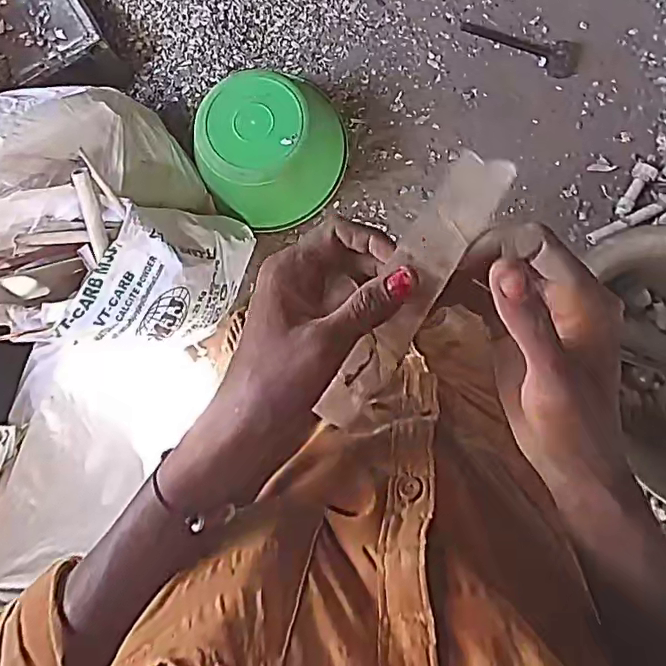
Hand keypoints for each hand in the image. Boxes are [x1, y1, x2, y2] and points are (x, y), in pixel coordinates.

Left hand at [161, 218, 412, 509]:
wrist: (246, 433)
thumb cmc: (277, 381)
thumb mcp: (326, 341)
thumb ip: (367, 306)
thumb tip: (408, 275)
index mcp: (289, 268)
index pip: (336, 232)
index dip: (372, 240)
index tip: (403, 264)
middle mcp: (295, 278)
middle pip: (346, 255)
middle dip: (381, 267)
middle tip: (418, 287)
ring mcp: (303, 304)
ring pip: (349, 282)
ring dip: (379, 291)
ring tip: (415, 306)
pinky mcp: (311, 330)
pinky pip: (345, 308)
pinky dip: (370, 312)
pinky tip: (396, 326)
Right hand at [456, 223, 631, 499]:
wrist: (577, 474)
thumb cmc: (574, 433)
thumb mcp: (549, 377)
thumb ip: (527, 321)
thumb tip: (504, 269)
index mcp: (583, 298)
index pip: (536, 242)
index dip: (496, 244)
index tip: (458, 262)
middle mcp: (564, 296)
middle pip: (514, 250)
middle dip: (473, 254)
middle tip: (435, 268)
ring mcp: (539, 310)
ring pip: (497, 270)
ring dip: (463, 271)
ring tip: (429, 278)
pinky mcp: (517, 327)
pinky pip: (487, 295)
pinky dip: (461, 293)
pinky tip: (435, 298)